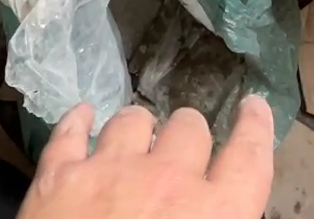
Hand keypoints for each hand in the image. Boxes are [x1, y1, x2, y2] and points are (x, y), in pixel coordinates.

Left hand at [17, 97, 273, 218]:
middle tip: (179, 158)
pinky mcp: (59, 178)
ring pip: (133, 120)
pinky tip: (83, 115)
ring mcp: (110, 172)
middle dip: (187, 139)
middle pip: (188, 127)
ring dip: (139, 130)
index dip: (255, 128)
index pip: (249, 156)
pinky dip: (78, 120)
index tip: (252, 106)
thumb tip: (229, 214)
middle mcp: (168, 181)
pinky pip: (71, 132)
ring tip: (137, 141)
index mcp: (216, 216)